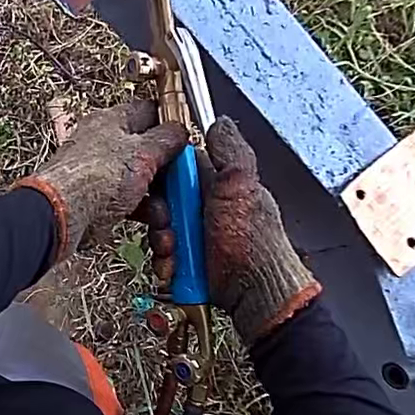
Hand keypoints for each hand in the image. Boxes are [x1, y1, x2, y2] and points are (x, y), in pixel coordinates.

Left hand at [15, 100, 188, 265]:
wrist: (63, 216)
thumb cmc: (94, 178)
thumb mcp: (143, 153)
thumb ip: (166, 139)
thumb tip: (180, 130)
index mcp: (112, 122)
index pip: (148, 112)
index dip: (170, 126)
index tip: (186, 142)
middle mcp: (104, 144)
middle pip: (147, 152)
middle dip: (167, 172)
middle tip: (180, 182)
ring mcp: (101, 173)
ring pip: (141, 181)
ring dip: (159, 197)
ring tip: (167, 210)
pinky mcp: (98, 200)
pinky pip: (129, 202)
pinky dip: (144, 211)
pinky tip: (154, 221)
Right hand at [141, 117, 319, 344]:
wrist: (255, 293)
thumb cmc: (253, 242)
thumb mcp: (242, 187)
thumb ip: (230, 152)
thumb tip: (219, 122)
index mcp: (216, 184)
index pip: (177, 167)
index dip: (163, 176)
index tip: (162, 189)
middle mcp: (204, 207)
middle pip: (162, 200)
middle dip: (159, 216)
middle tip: (169, 227)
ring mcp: (195, 235)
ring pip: (159, 230)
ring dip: (162, 242)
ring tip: (176, 252)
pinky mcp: (187, 260)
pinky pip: (163, 256)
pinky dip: (166, 263)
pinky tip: (176, 268)